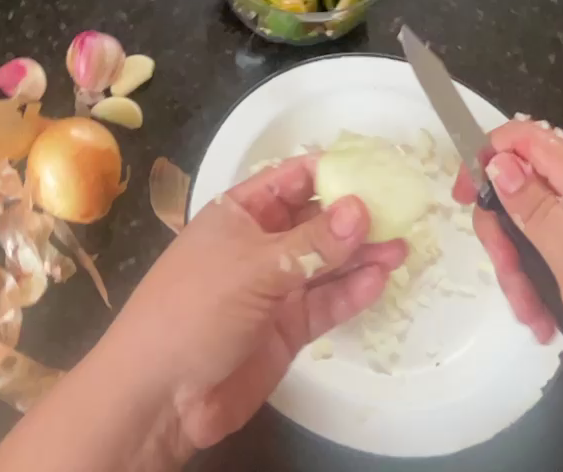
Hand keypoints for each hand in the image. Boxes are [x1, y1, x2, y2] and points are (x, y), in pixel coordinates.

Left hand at [105, 154, 407, 452]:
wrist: (160, 395)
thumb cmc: (195, 308)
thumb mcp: (255, 266)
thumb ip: (313, 242)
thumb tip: (360, 207)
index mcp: (239, 213)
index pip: (290, 180)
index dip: (328, 172)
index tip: (372, 168)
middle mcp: (260, 244)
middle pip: (314, 221)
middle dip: (354, 215)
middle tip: (401, 210)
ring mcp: (274, 288)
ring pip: (326, 264)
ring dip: (361, 254)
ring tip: (402, 245)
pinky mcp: (286, 328)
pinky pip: (325, 303)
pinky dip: (352, 292)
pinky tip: (380, 279)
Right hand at [454, 121, 562, 410]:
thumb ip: (536, 210)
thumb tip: (497, 159)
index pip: (525, 137)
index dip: (487, 156)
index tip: (466, 199)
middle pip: (525, 186)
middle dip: (505, 231)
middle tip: (508, 276)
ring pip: (537, 225)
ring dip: (522, 266)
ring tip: (532, 315)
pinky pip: (560, 252)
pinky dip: (546, 281)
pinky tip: (548, 319)